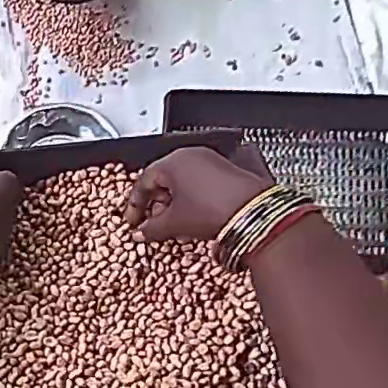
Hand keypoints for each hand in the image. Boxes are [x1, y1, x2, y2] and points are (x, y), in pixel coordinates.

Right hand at [121, 146, 272, 241]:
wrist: (253, 214)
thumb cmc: (212, 210)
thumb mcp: (173, 223)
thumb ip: (151, 228)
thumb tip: (142, 232)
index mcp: (173, 161)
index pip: (143, 182)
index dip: (135, 204)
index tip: (133, 221)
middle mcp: (192, 155)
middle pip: (162, 180)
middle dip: (155, 204)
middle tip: (152, 223)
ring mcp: (211, 161)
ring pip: (181, 182)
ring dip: (173, 203)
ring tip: (173, 223)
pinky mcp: (226, 171)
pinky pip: (198, 183)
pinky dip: (190, 199)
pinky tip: (192, 217)